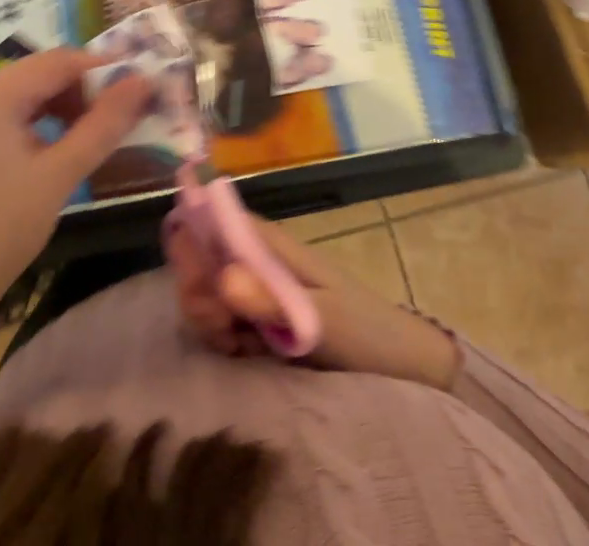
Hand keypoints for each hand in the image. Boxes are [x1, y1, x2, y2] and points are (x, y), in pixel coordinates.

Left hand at [0, 50, 150, 316]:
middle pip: (44, 71)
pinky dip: (48, 117)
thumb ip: (104, 124)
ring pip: (34, 89)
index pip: (58, 61)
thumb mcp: (62, 173)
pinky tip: (68, 142)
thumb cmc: (8, 223)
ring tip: (97, 133)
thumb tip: (143, 83)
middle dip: (87, 88)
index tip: (142, 87)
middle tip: (123, 115)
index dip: (103, 69)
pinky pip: (19, 109)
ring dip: (69, 103)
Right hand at [166, 216, 458, 388]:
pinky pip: (216, 325)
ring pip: (202, 295)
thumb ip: (272, 300)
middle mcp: (253, 260)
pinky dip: (220, 341)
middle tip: (225, 327)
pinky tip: (242, 355)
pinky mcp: (254, 324)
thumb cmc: (365, 330)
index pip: (209, 222)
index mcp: (268, 244)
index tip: (199, 286)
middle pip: (197, 262)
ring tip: (239, 345)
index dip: (189, 248)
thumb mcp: (323, 317)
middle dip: (198, 295)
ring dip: (208, 322)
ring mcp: (252, 292)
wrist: (398, 366)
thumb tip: (221, 278)